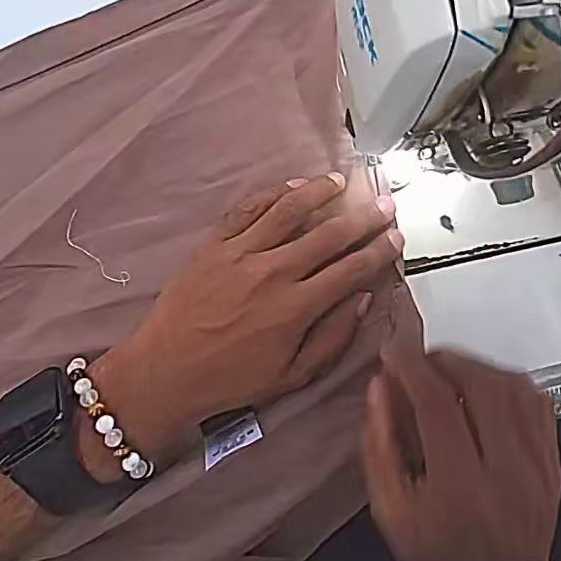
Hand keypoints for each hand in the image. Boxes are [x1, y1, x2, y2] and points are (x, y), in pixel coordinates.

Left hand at [82, 172, 402, 478]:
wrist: (166, 370)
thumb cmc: (229, 379)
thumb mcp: (291, 375)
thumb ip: (332, 338)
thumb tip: (361, 300)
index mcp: (295, 308)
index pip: (351, 270)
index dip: (379, 251)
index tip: (394, 238)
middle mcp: (272, 273)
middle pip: (329, 234)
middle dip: (363, 217)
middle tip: (383, 204)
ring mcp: (240, 254)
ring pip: (289, 210)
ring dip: (319, 192)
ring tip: (339, 181)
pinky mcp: (213, 245)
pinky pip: (247, 210)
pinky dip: (272, 194)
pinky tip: (290, 188)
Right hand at [361, 341, 560, 560]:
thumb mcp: (389, 512)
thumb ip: (380, 443)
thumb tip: (379, 384)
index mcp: (459, 491)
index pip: (436, 404)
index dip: (410, 366)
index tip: (392, 351)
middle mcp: (508, 476)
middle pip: (482, 385)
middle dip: (444, 359)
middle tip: (419, 361)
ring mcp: (539, 470)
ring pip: (514, 388)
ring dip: (476, 366)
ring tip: (447, 371)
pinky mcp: (555, 467)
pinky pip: (538, 404)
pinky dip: (509, 383)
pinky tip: (484, 388)